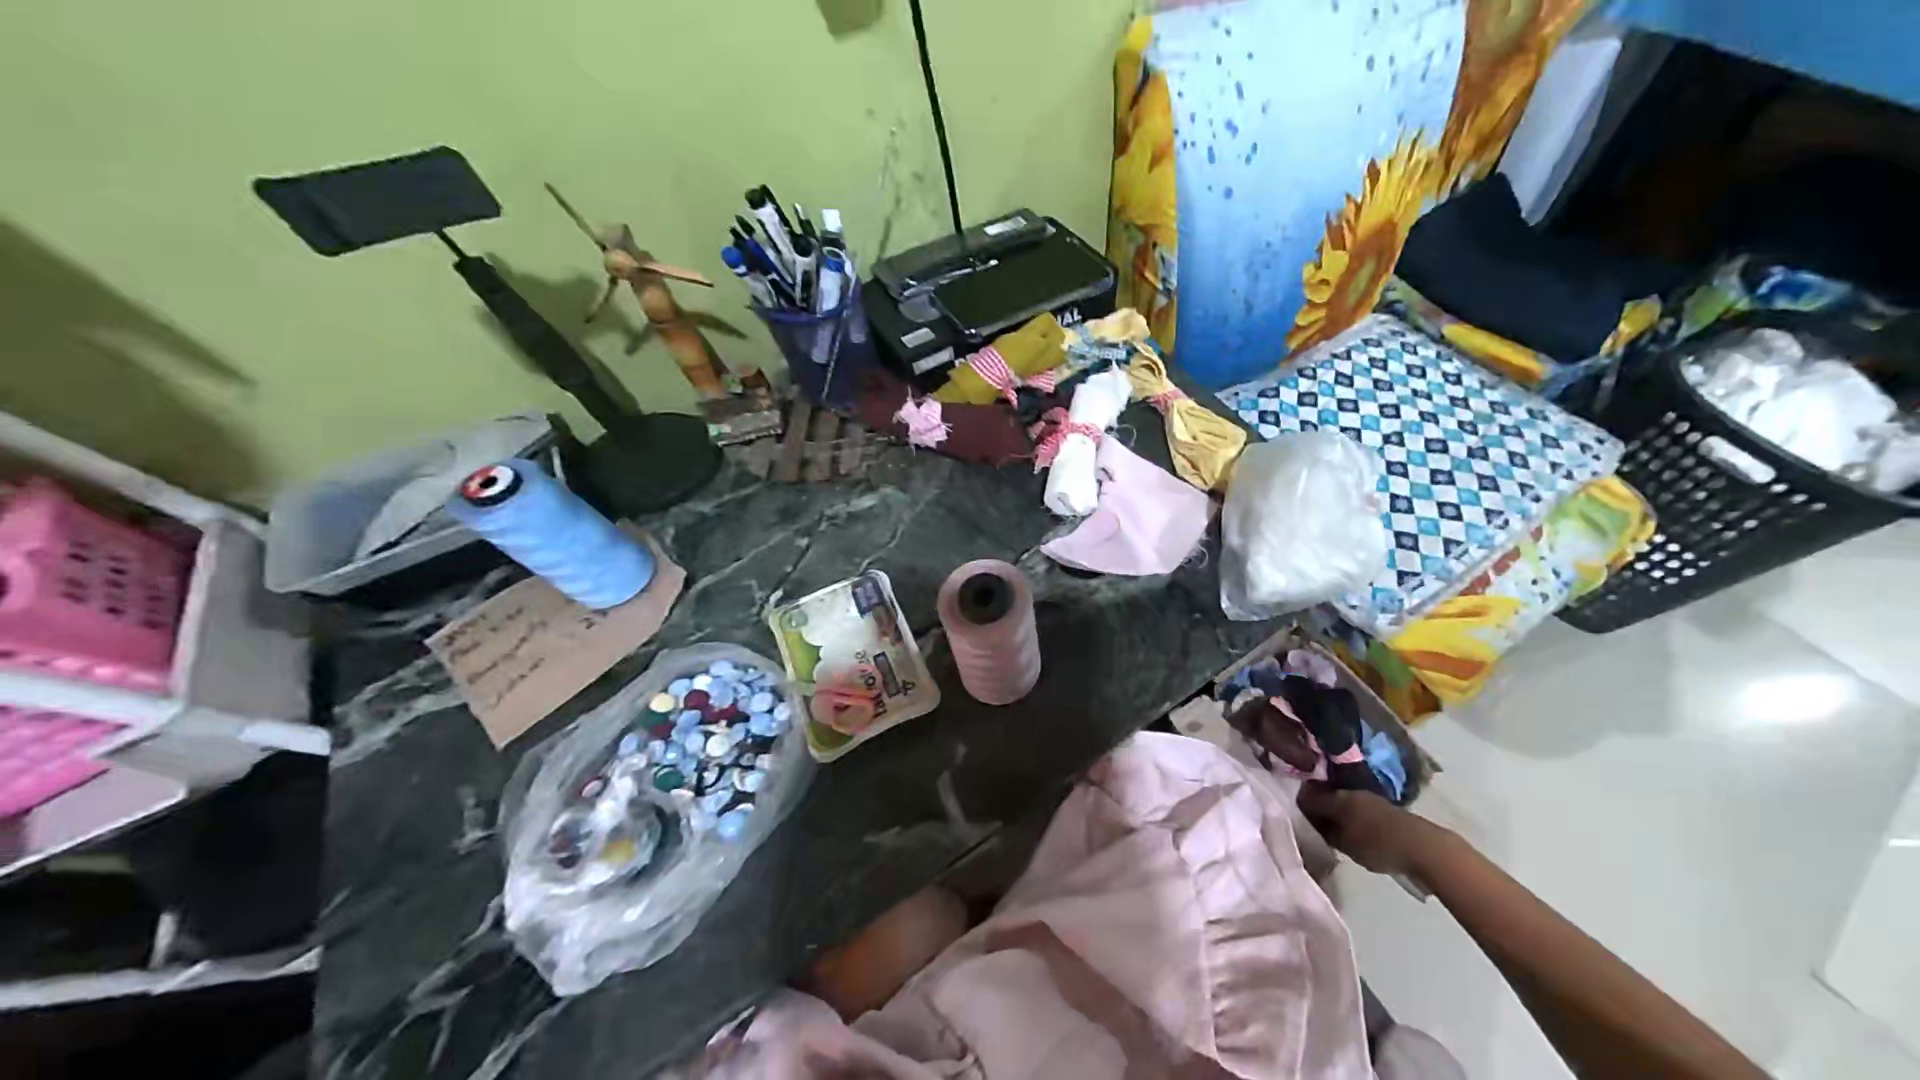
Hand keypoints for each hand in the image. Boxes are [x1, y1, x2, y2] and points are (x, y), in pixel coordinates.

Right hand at [1296, 783, 1446, 877]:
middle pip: (1327, 796)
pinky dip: (1354, 819)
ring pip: (1344, 802)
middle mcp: (1352, 791)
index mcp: (1337, 796)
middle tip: (1316, 828)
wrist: (1427, 849)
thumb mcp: (1344, 843)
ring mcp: (1371, 798)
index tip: (1298, 819)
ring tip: (1337, 833)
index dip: (1301, 805)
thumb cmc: (1379, 846)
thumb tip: (1310, 822)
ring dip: (1338, 814)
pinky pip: (1360, 809)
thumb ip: (1324, 830)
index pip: (1308, 794)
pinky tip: (1356, 834)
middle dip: (1320, 809)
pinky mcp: (1386, 808)